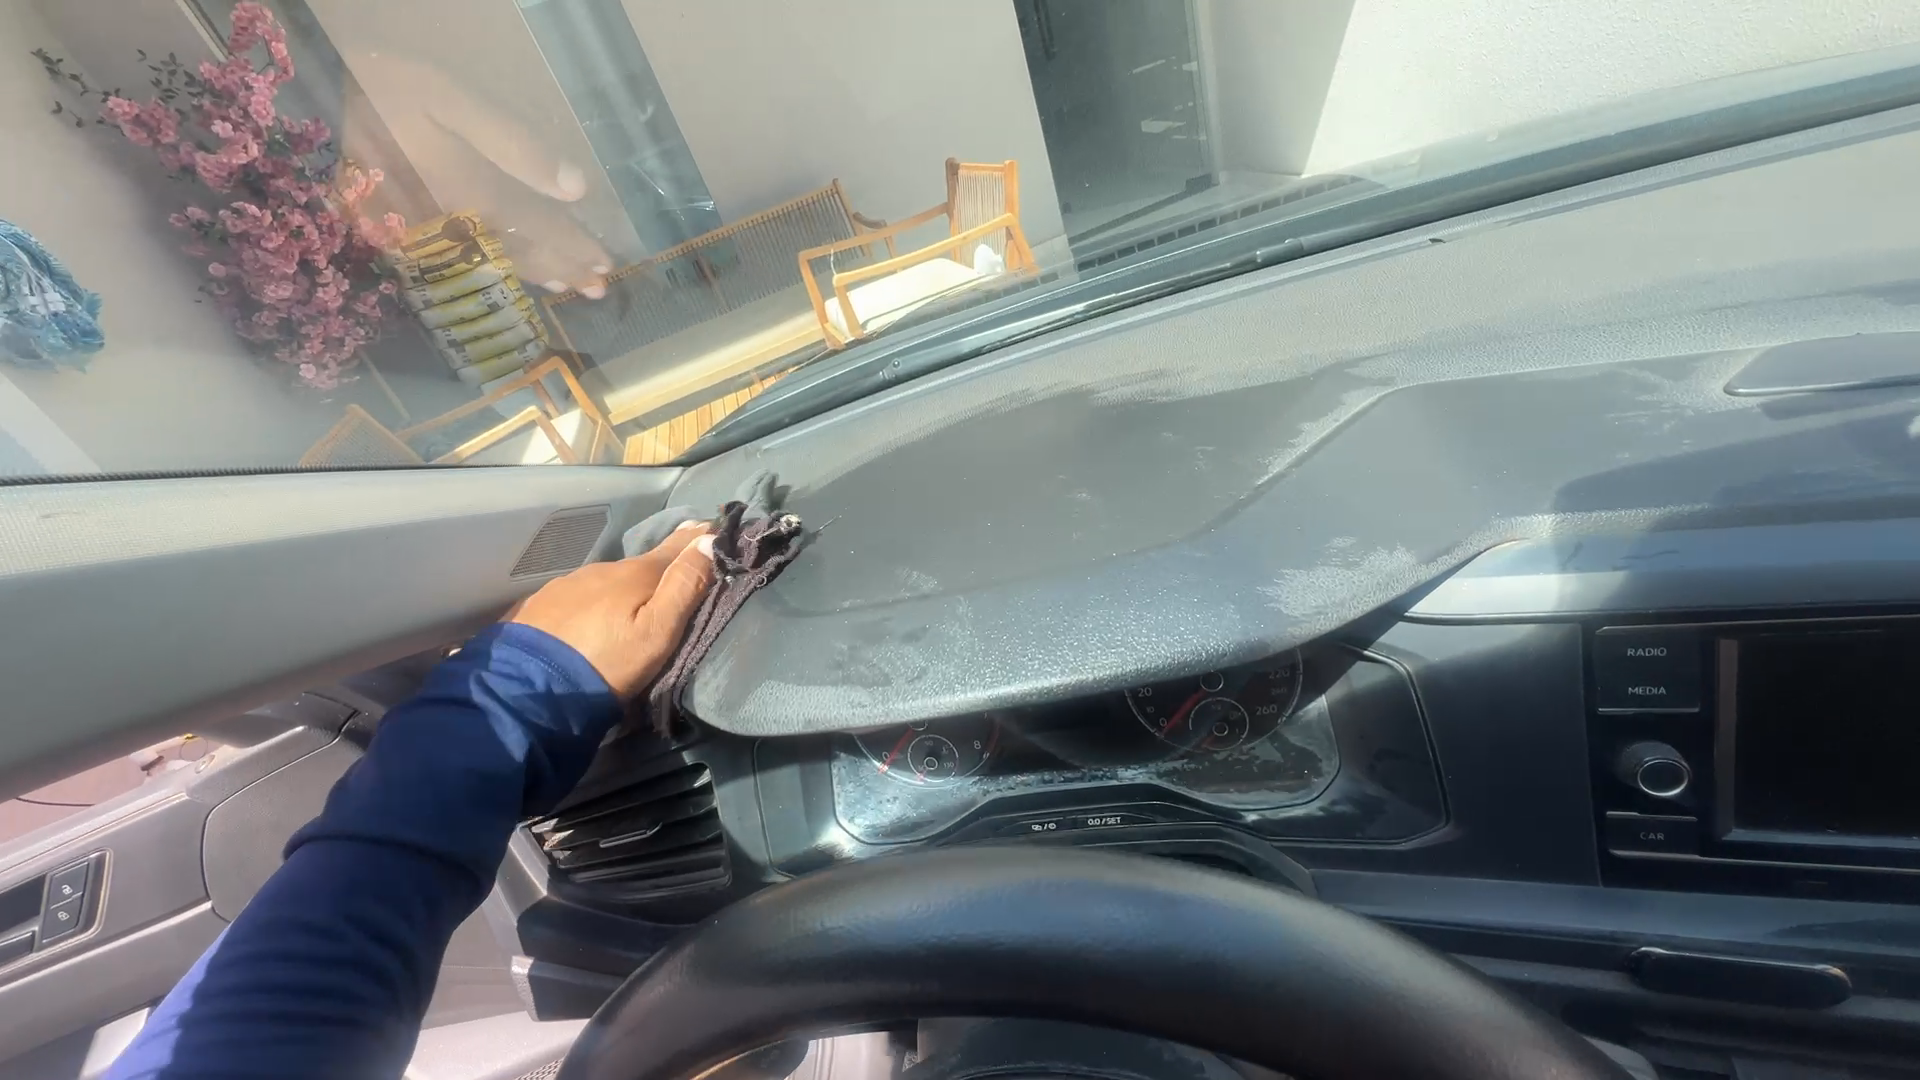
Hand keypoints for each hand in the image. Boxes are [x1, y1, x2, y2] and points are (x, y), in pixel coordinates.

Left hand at [505, 523, 715, 697]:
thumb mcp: (658, 632)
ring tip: (633, 608)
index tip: (715, 530)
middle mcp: (603, 568)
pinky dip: (595, 602)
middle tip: (678, 578)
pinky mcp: (542, 603)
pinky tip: (594, 619)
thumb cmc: (607, 663)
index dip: (699, 538)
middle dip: (662, 569)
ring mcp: (568, 583)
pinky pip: (580, 595)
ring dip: (625, 588)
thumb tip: (709, 540)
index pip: (678, 545)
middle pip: (643, 564)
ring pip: (610, 580)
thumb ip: (685, 587)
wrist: (526, 691)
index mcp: (637, 573)